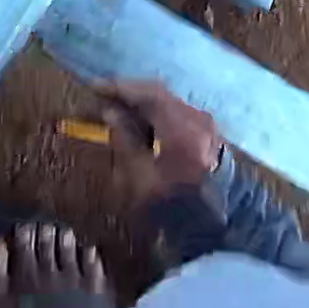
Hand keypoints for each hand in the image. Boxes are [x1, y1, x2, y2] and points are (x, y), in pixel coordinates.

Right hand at [99, 80, 222, 206]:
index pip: (149, 95)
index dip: (121, 88)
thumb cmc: (171, 205)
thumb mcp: (139, 179)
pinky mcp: (205, 126)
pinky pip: (175, 109)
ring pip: (167, 99)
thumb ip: (124, 141)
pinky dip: (155, 110)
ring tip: (116, 105)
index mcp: (182, 130)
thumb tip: (109, 111)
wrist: (211, 220)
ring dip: (141, 100)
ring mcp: (204, 120)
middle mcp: (196, 117)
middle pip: (159, 93)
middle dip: (129, 91)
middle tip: (103, 94)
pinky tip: (139, 118)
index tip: (96, 87)